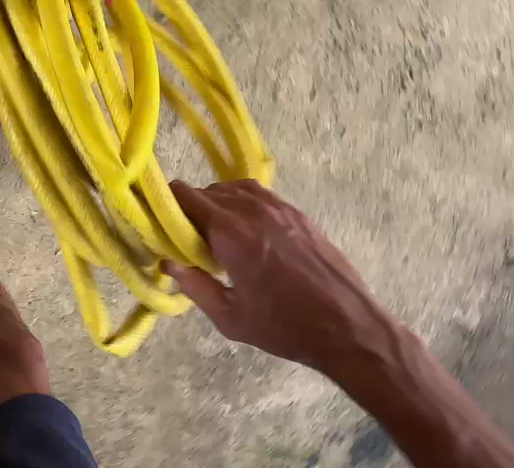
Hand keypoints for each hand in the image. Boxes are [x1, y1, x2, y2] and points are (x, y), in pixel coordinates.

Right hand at [163, 180, 398, 377]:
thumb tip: (169, 263)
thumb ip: (195, 286)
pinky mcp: (295, 210)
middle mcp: (250, 207)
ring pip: (232, 188)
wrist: (348, 325)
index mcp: (229, 230)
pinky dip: (243, 204)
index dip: (168, 206)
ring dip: (219, 205)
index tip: (165, 227)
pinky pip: (257, 194)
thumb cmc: (285, 326)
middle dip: (193, 210)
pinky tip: (248, 233)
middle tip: (193, 242)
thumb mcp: (231, 318)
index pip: (184, 195)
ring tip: (221, 237)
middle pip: (206, 191)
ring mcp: (276, 205)